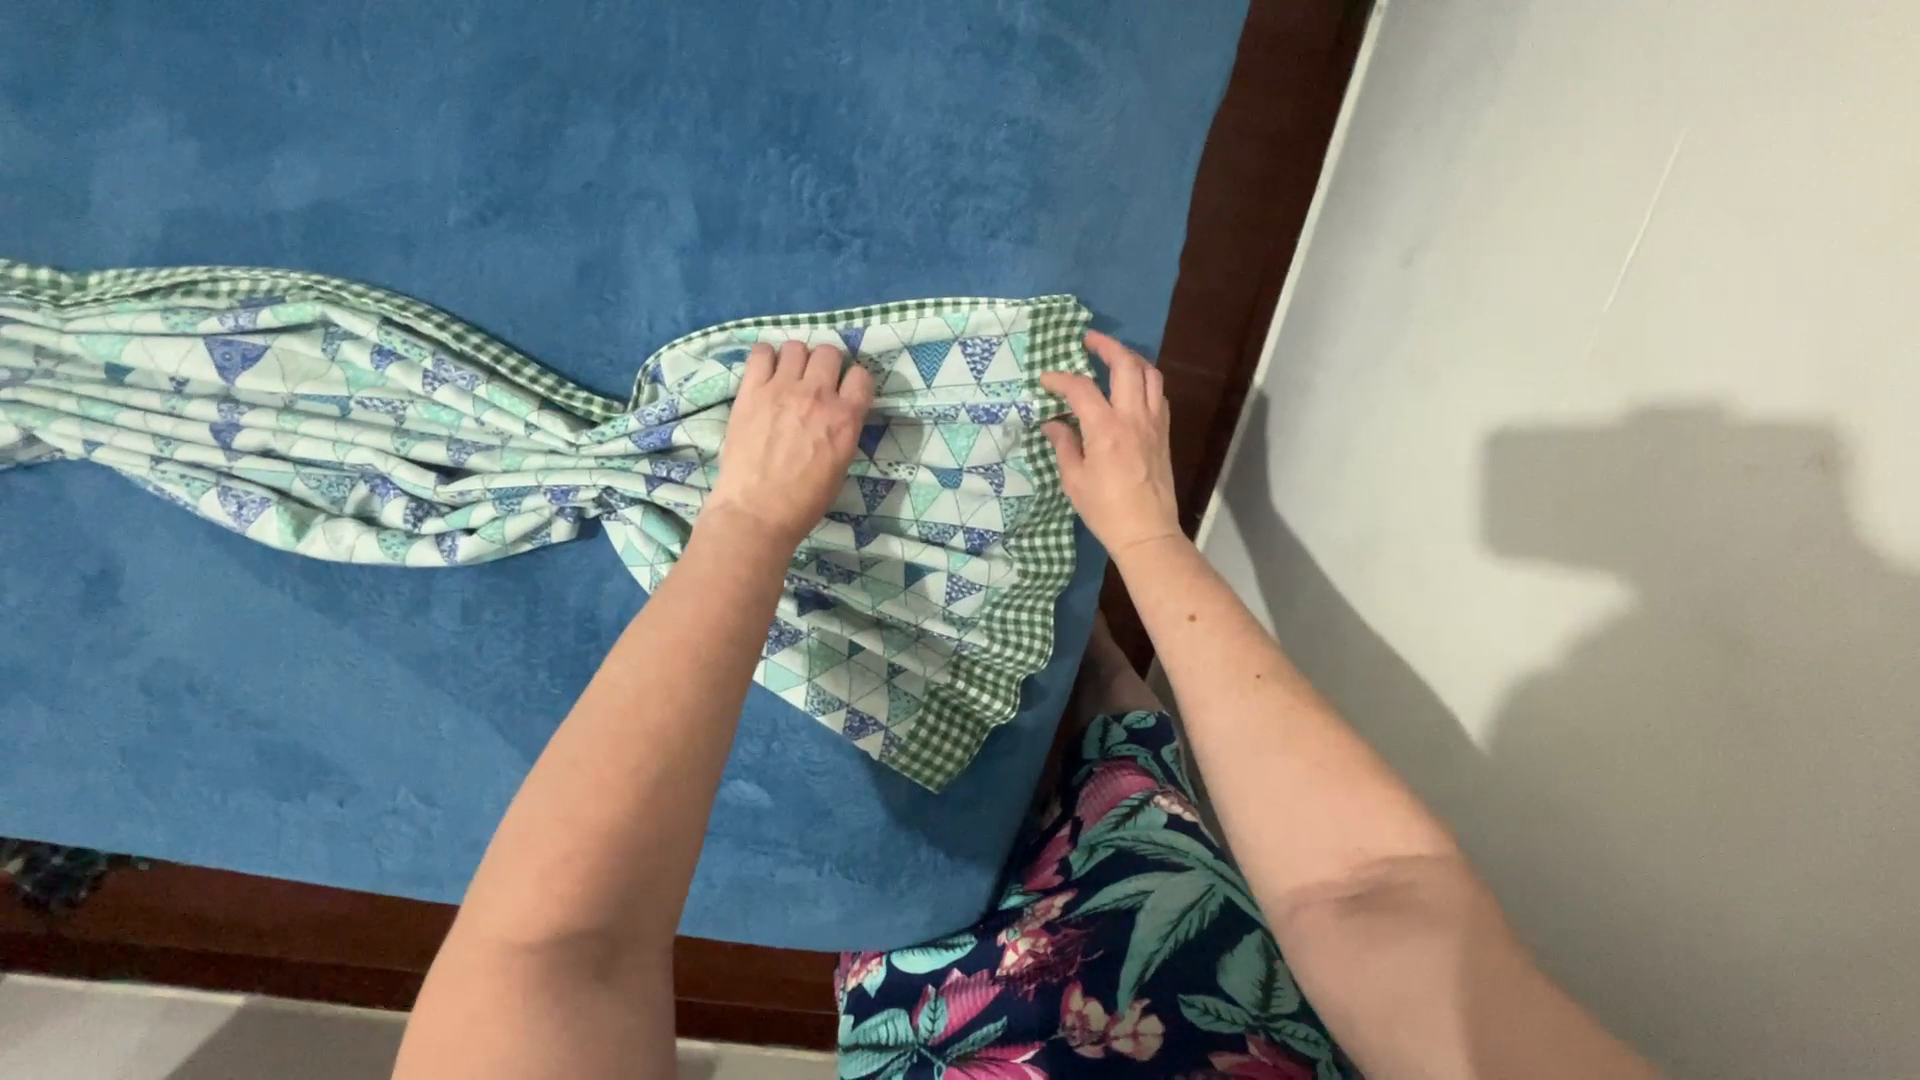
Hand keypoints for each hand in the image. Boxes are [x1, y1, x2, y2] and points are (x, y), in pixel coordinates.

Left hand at [706, 340, 874, 549]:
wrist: (757, 512)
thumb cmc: (804, 501)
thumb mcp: (841, 465)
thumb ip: (843, 430)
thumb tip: (838, 413)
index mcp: (846, 418)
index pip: (861, 375)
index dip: (853, 381)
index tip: (844, 391)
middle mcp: (818, 396)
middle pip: (829, 352)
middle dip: (826, 365)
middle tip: (814, 382)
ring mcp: (782, 389)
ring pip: (797, 346)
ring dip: (796, 359)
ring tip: (788, 377)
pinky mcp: (751, 391)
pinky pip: (761, 352)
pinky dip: (766, 357)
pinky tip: (764, 374)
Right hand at [1040, 331, 1182, 559]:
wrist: (1146, 532)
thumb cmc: (1104, 509)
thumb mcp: (1074, 479)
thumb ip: (1063, 445)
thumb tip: (1054, 423)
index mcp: (1106, 428)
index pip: (1081, 388)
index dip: (1060, 379)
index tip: (1045, 379)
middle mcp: (1134, 417)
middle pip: (1126, 365)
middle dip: (1106, 346)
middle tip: (1088, 340)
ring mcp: (1154, 423)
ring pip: (1150, 375)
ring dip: (1131, 359)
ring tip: (1114, 357)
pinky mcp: (1164, 434)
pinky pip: (1159, 395)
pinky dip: (1145, 382)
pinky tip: (1132, 388)